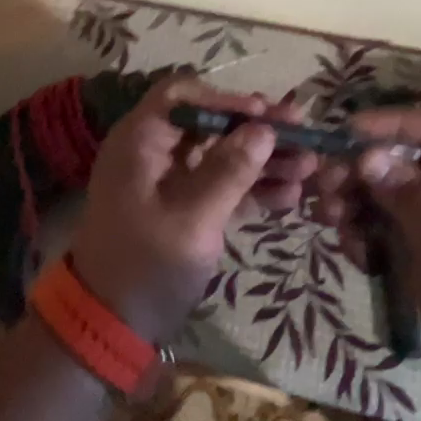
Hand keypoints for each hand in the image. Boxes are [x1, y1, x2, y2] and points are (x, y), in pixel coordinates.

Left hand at [68, 75, 317, 341]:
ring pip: (221, 154)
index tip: (265, 113)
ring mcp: (170, 181)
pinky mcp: (185, 208)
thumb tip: (264, 129)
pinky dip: (253, 189)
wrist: (111, 326)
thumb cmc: (145, 265)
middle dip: (257, 130)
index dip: (225, 98)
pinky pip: (222, 186)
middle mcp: (154, 151)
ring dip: (263, 160)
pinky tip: (291, 196)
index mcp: (141, 140)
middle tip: (303, 133)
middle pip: (210, 123)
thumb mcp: (191, 220)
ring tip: (310, 168)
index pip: (182, 94)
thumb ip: (228, 172)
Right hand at [308, 107, 420, 370]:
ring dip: (352, 203)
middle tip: (326, 186)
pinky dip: (363, 235)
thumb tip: (364, 154)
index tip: (345, 132)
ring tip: (334, 222)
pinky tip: (358, 255)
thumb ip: (406, 190)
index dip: (389, 123)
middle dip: (358, 171)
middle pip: (397, 158)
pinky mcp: (419, 246)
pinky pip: (380, 225)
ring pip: (381, 191)